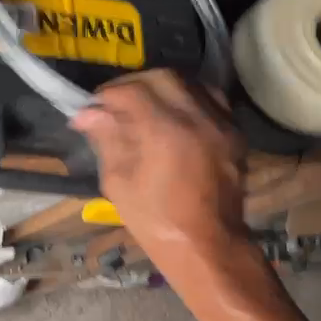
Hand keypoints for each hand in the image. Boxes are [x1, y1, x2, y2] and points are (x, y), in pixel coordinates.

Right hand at [70, 70, 249, 280]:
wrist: (205, 242)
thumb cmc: (153, 219)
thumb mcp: (118, 182)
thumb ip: (107, 140)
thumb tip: (87, 114)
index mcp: (164, 133)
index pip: (132, 91)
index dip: (107, 95)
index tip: (91, 107)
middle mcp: (197, 118)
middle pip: (163, 77)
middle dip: (133, 84)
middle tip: (114, 101)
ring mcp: (221, 124)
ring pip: (190, 83)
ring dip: (161, 87)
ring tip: (142, 105)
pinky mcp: (233, 133)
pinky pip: (209, 99)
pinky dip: (186, 98)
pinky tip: (170, 115)